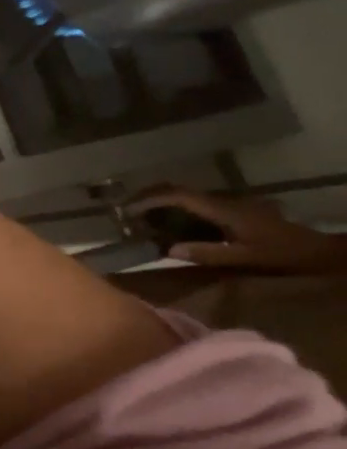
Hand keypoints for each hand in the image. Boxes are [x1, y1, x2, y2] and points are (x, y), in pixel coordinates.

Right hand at [127, 189, 346, 273]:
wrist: (322, 252)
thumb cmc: (284, 255)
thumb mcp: (247, 258)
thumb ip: (208, 253)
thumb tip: (167, 249)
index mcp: (223, 210)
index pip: (178, 196)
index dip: (150, 200)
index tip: (127, 209)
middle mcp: (223, 201)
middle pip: (178, 190)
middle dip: (149, 197)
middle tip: (127, 210)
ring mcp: (230, 204)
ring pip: (186, 195)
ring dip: (162, 202)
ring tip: (144, 217)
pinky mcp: (234, 210)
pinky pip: (197, 204)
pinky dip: (176, 209)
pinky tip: (172, 224)